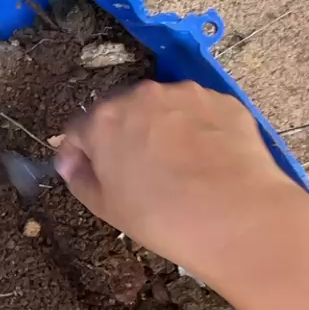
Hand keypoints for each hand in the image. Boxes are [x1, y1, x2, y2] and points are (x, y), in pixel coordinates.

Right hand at [55, 81, 308, 274]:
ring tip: (173, 165)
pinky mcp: (223, 101)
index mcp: (104, 121)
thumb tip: (72, 162)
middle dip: (120, 136)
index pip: (77, 130)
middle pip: (120, 113)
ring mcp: (186, 95)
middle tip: (132, 171)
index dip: (77, 152)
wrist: (236, 215)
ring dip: (158, 129)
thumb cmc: (161, 214)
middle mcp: (141, 96)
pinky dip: (195, 130)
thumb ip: (79, 177)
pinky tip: (203, 161)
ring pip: (161, 109)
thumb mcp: (104, 206)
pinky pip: (197, 113)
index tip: (81, 170)